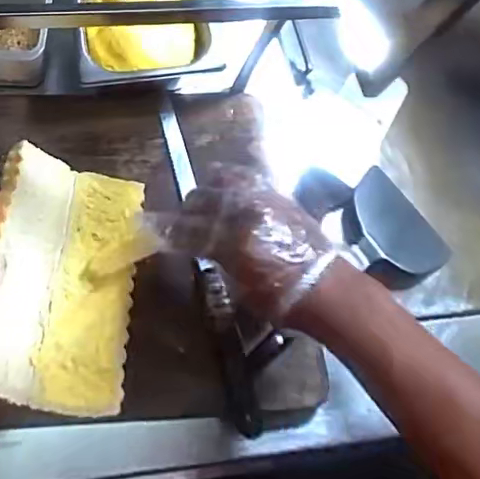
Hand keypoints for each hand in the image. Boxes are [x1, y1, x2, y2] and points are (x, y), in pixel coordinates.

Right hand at [149, 166, 339, 323]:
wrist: (331, 290)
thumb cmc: (286, 302)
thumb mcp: (243, 289)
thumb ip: (219, 261)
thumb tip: (201, 248)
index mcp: (233, 241)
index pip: (187, 231)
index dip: (166, 230)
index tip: (149, 228)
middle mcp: (244, 211)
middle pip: (200, 200)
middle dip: (185, 210)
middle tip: (179, 221)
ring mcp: (261, 197)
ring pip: (220, 180)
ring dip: (206, 191)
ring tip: (203, 203)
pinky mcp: (276, 192)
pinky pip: (243, 176)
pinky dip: (229, 180)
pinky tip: (225, 189)